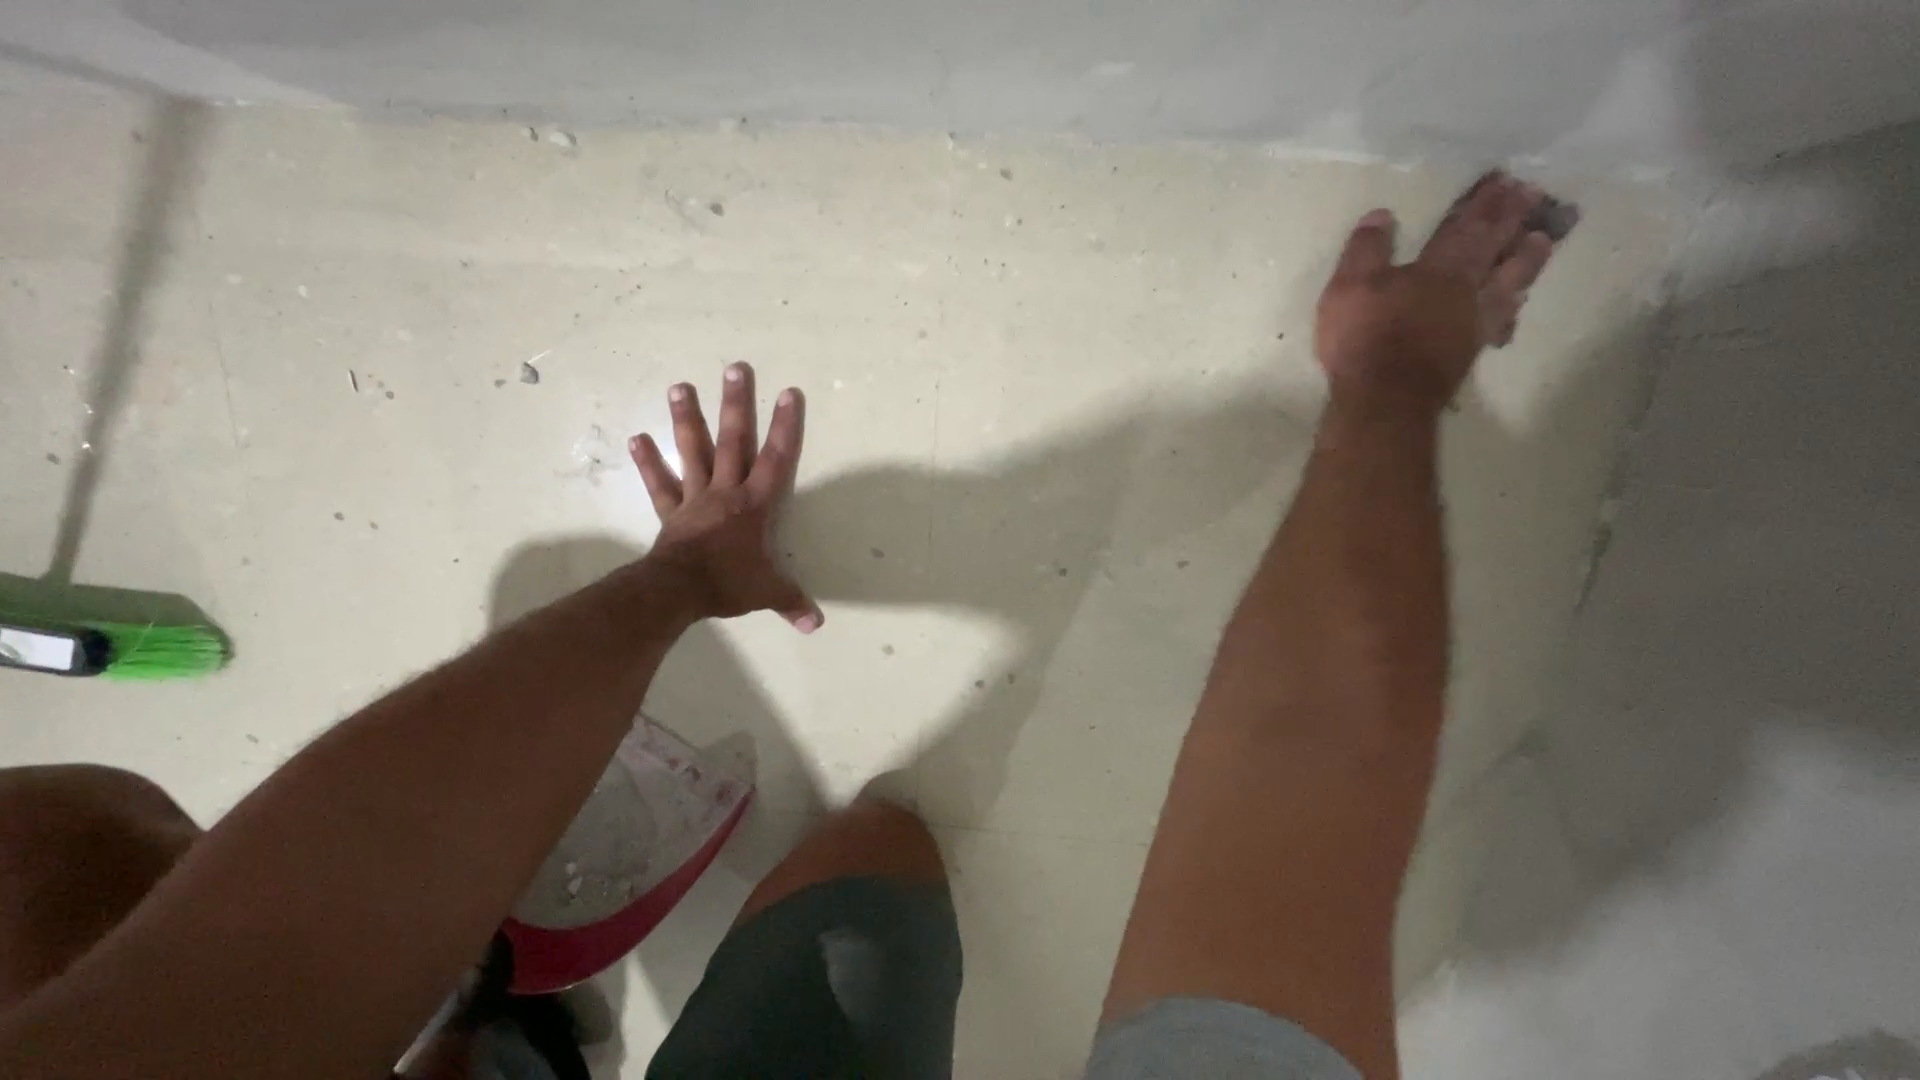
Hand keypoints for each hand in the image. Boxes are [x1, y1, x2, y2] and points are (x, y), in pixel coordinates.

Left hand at [628, 363, 823, 632]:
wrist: (677, 591)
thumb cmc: (727, 584)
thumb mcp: (767, 592)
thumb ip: (792, 602)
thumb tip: (816, 625)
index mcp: (754, 505)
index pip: (775, 460)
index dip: (784, 427)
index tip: (788, 393)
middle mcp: (726, 492)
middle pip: (733, 442)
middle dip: (737, 405)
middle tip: (735, 368)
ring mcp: (695, 498)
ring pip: (693, 452)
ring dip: (687, 419)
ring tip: (679, 386)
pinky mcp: (671, 512)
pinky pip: (660, 484)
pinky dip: (649, 462)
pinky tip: (637, 438)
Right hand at [1314, 171, 1563, 417]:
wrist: (1384, 397)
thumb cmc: (1365, 338)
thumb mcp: (1349, 287)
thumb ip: (1365, 250)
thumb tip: (1381, 215)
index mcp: (1437, 269)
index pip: (1465, 227)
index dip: (1484, 203)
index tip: (1506, 179)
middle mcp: (1464, 290)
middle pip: (1495, 249)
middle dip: (1513, 220)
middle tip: (1535, 195)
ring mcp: (1471, 323)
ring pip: (1508, 284)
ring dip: (1526, 261)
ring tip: (1543, 241)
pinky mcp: (1468, 352)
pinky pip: (1499, 323)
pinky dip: (1511, 309)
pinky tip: (1514, 307)